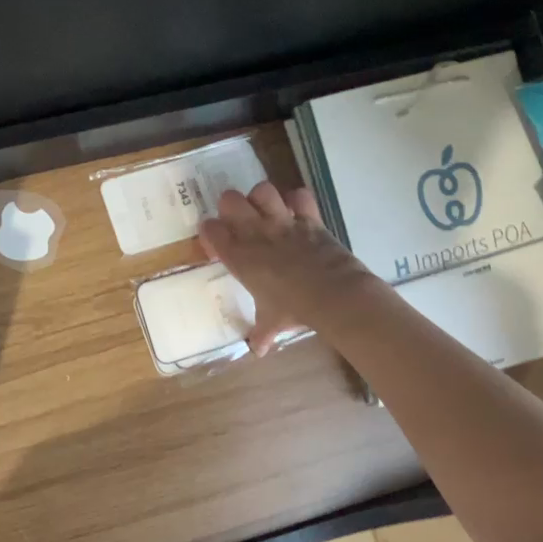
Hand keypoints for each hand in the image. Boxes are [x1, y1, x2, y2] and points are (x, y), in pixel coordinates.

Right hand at [199, 182, 372, 353]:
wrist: (332, 295)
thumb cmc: (293, 310)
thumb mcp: (271, 322)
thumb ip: (261, 333)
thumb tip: (258, 351)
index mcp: (238, 257)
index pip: (210, 230)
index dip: (211, 232)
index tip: (216, 241)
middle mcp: (255, 234)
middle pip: (229, 199)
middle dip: (230, 206)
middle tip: (238, 220)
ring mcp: (283, 222)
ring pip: (262, 190)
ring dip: (261, 198)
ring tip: (265, 211)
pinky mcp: (309, 218)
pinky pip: (299, 196)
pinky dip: (297, 201)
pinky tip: (296, 212)